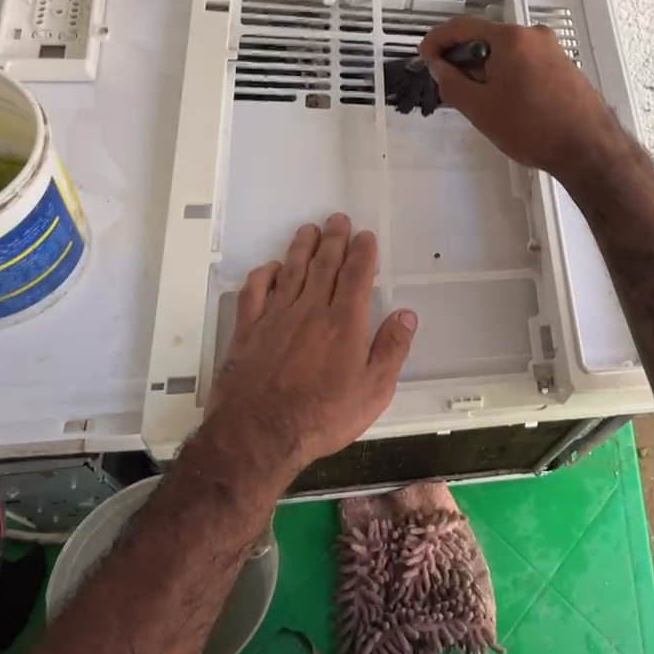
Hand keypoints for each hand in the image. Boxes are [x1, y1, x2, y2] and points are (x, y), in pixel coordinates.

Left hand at [209, 214, 416, 469]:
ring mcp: (275, 318)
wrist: (259, 435)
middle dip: (334, 240)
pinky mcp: (247, 331)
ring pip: (292, 272)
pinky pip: (255, 292)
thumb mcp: (374, 391)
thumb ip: (391, 349)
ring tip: (309, 229)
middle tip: (337, 218)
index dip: (363, 253)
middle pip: (325, 266)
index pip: (357, 277)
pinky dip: (264, 275)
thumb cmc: (323, 416)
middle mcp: (311, 311)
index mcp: (345, 323)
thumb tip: (406, 314)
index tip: (365, 236)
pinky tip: (271, 268)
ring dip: (302, 248)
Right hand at [420, 15, 626, 180]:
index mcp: (511, 38)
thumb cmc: (532, 128)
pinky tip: (505, 102)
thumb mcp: (480, 108)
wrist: (587, 148)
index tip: (425, 57)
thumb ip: (452, 83)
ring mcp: (553, 51)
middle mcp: (534, 36)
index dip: (438, 41)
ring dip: (487, 70)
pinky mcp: (565, 68)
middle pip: (487, 38)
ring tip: (477, 100)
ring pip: (508, 53)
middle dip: (464, 59)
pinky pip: (527, 64)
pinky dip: (509, 76)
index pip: (463, 27)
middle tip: (448, 84)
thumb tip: (439, 67)